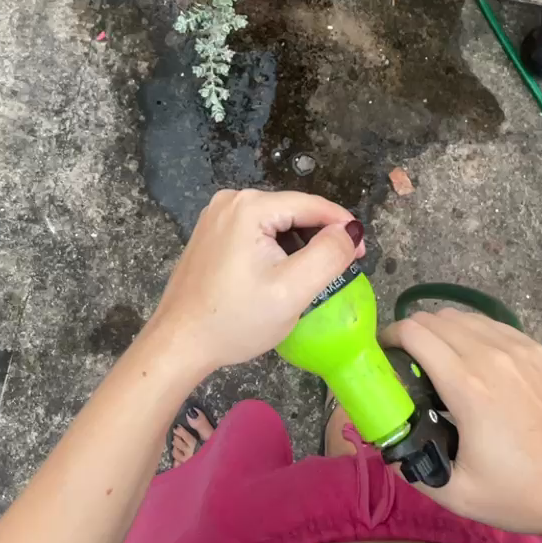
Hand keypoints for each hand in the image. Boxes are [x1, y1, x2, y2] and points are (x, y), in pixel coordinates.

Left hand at [146, 189, 364, 376]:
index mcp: (250, 206)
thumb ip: (328, 254)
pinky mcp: (211, 232)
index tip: (361, 254)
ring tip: (311, 278)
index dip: (342, 226)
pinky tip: (279, 276)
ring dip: (297, 245)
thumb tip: (351, 229)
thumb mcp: (293, 290)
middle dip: (319, 237)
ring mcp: (217, 214)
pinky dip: (275, 248)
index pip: (311, 205)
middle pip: (292, 211)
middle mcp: (231, 199)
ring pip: (275, 222)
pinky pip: (255, 231)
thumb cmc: (236, 319)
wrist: (179, 343)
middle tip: (340, 271)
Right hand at [384, 310, 541, 540]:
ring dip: (440, 329)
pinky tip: (473, 358)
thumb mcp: (457, 494)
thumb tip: (382, 446)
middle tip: (407, 361)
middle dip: (411, 333)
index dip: (390, 337)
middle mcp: (490, 356)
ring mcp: (518, 348)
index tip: (383, 354)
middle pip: (432, 318)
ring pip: (461, 315)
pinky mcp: (537, 350)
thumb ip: (410, 467)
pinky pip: (489, 323)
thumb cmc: (522, 493)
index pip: (413, 332)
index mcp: (467, 386)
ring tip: (438, 358)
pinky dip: (471, 331)